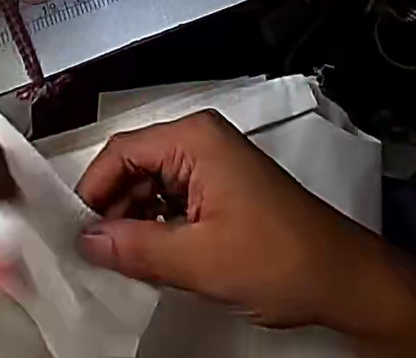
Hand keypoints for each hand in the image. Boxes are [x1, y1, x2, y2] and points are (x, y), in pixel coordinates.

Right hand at [73, 110, 415, 356]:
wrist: (340, 277)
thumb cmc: (279, 257)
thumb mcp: (199, 259)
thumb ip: (136, 247)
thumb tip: (89, 240)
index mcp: (194, 138)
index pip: (123, 151)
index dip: (94, 189)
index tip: (75, 230)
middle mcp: (200, 139)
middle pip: (136, 164)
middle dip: (114, 206)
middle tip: (97, 252)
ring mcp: (212, 160)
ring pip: (152, 182)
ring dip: (135, 218)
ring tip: (124, 260)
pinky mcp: (220, 183)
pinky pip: (173, 195)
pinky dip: (157, 223)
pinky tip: (153, 255)